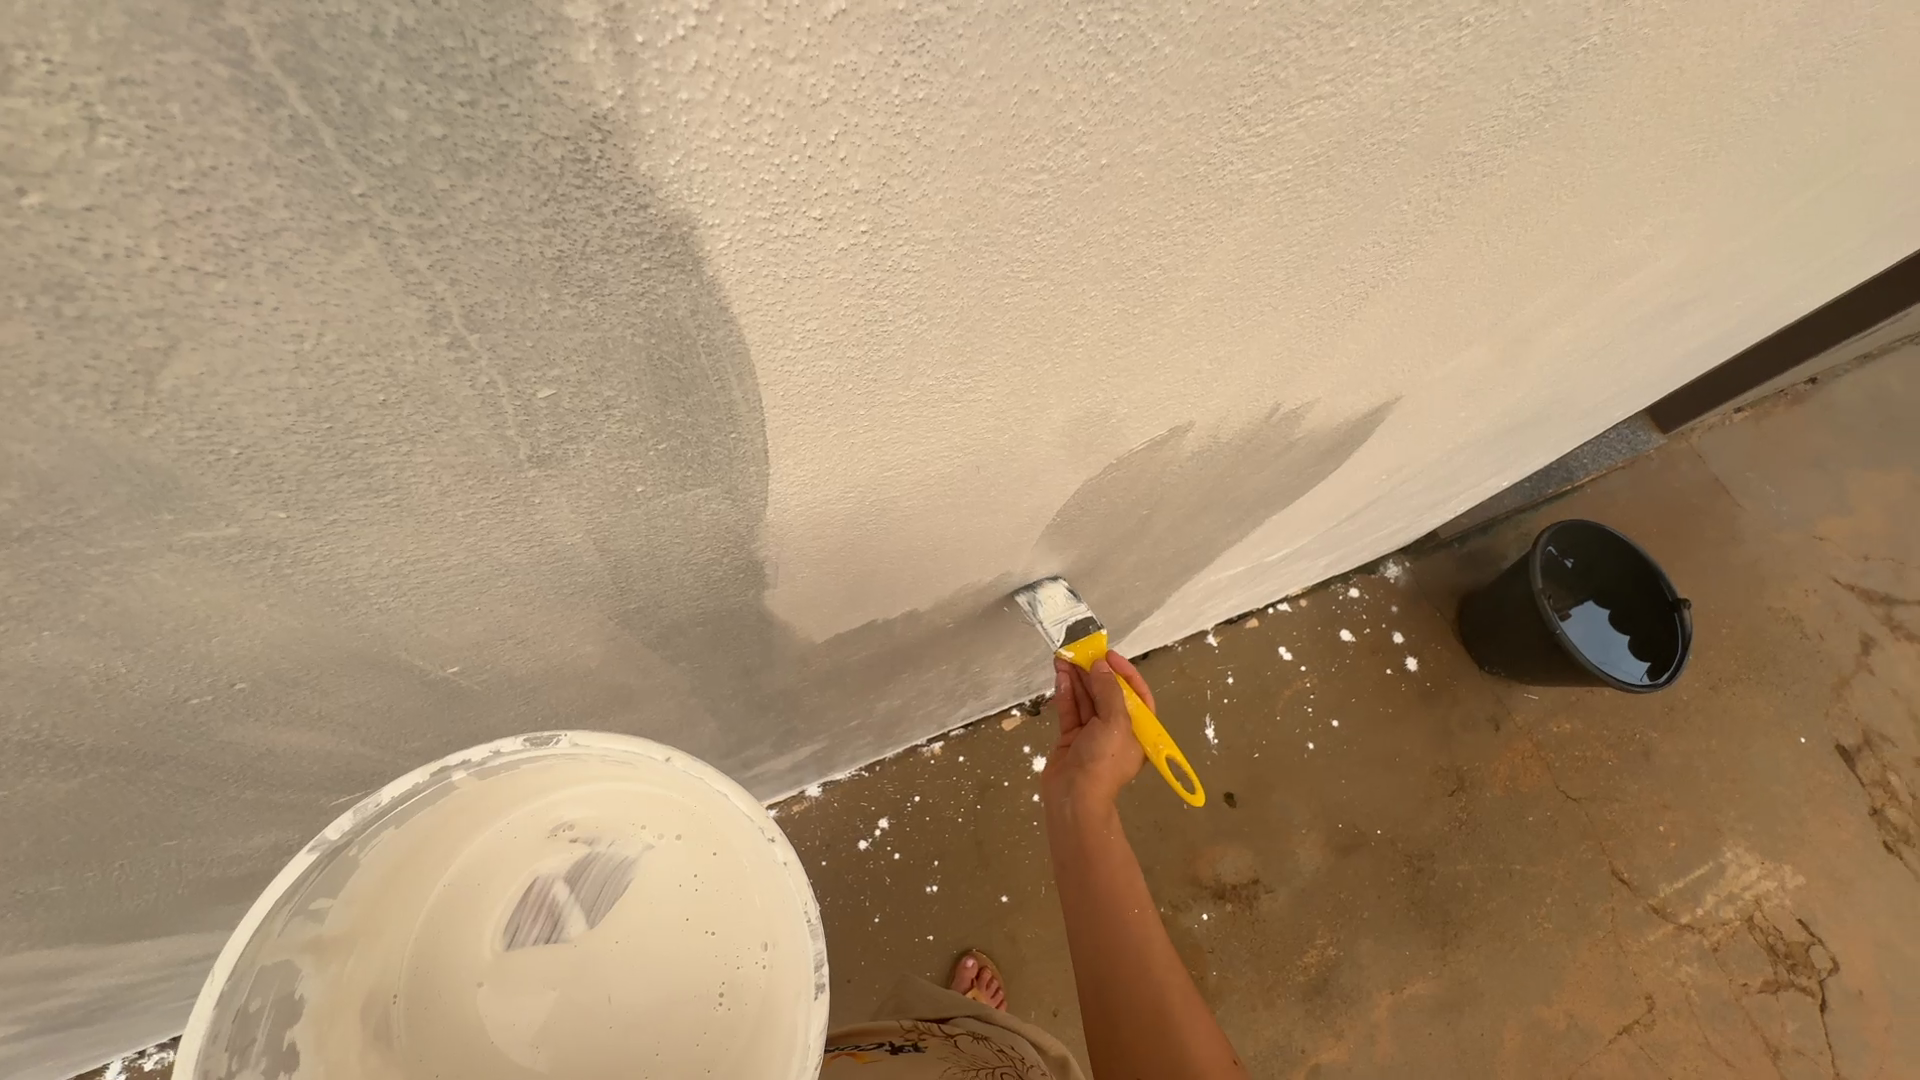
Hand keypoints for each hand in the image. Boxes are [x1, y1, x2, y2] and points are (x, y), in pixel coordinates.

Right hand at [1041, 651, 1151, 808]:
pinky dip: (1066, 693)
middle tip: (1079, 650)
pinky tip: (1060, 676)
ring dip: (1076, 678)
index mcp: (1138, 730)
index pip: (1136, 694)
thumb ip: (1109, 690)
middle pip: (1107, 693)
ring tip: (1064, 657)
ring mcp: (1092, 734)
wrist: (1074, 797)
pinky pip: (1070, 710)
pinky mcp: (1071, 738)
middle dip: (1094, 672)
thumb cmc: (1103, 760)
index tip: (1107, 655)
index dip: (1124, 673)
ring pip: (1086, 699)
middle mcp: (1117, 730)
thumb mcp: (1115, 722)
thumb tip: (1101, 666)